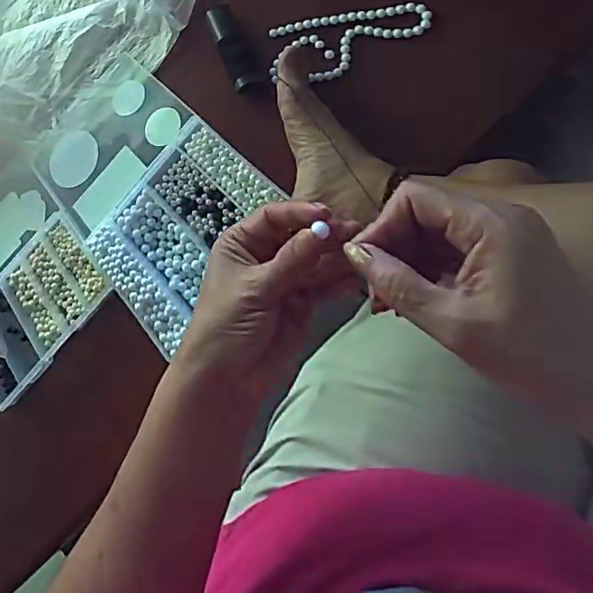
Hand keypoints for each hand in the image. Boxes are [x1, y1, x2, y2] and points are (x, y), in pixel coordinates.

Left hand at [179, 201, 360, 398]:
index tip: (328, 215)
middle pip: (300, 237)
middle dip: (326, 235)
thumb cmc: (226, 325)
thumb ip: (293, 260)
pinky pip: (324, 287)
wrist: (225, 380)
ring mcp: (284, 282)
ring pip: (316, 262)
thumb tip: (323, 229)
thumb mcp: (257, 288)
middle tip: (359, 233)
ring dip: (339, 257)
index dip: (300, 212)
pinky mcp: (301, 306)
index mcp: (241, 244)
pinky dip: (341, 282)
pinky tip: (360, 276)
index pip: (273, 217)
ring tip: (366, 252)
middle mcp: (263, 258)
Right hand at [341, 180, 592, 412]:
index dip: (383, 226)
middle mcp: (501, 216)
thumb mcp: (451, 321)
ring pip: (437, 230)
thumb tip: (353, 254)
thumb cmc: (530, 355)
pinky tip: (416, 298)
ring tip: (390, 298)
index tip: (365, 265)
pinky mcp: (512, 254)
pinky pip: (456, 246)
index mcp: (491, 223)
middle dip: (393, 245)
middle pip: (424, 211)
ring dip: (408, 258)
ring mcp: (509, 234)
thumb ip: (396, 283)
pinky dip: (430, 267)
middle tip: (374, 287)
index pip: (414, 198)